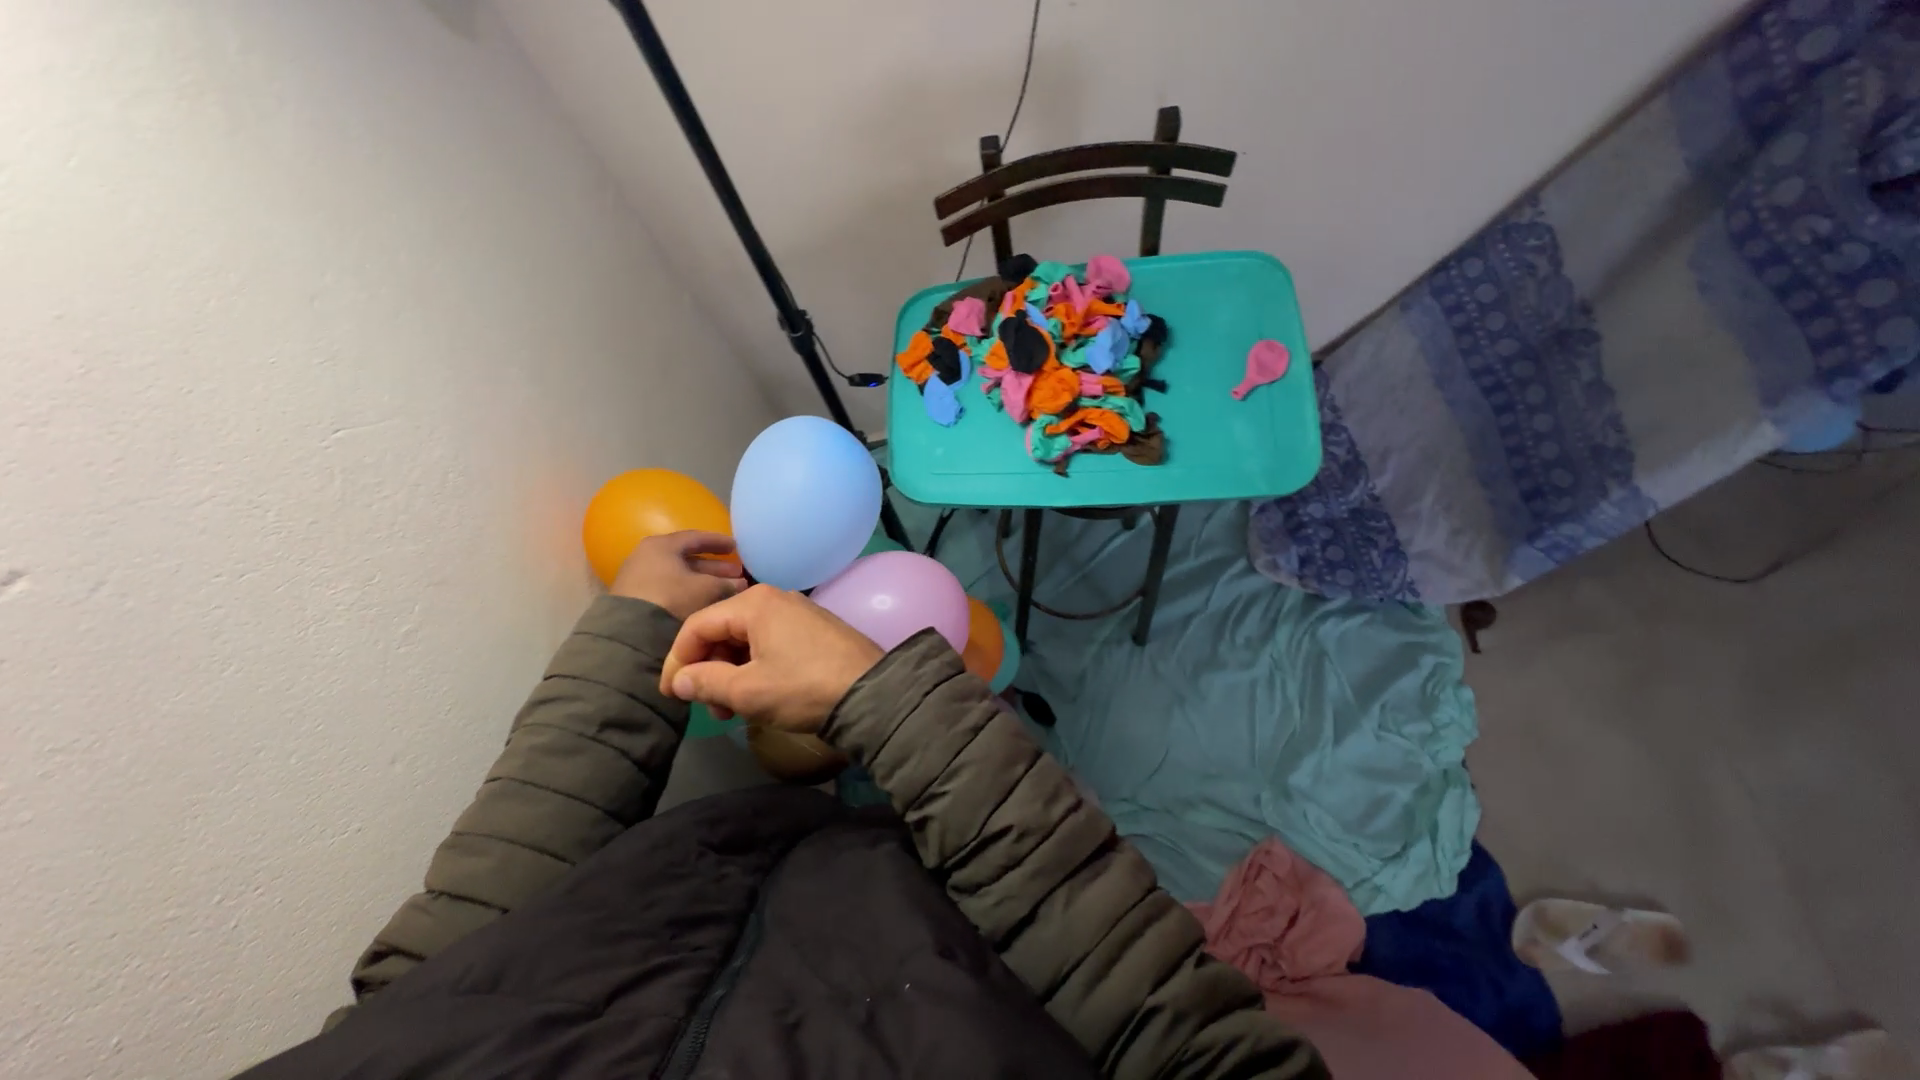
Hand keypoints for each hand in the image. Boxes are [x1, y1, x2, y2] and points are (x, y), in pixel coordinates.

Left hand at [609, 531, 745, 619]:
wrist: (631, 630)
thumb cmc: (672, 599)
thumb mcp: (706, 589)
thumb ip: (726, 583)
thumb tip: (741, 584)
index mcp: (662, 545)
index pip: (696, 537)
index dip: (719, 542)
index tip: (736, 546)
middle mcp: (648, 555)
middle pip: (688, 557)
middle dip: (714, 566)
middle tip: (736, 572)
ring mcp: (640, 576)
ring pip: (680, 574)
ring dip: (704, 580)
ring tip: (727, 588)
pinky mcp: (637, 597)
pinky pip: (670, 587)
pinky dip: (688, 591)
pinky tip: (704, 600)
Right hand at [659, 584, 884, 732]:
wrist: (873, 693)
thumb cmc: (805, 688)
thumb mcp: (749, 691)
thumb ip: (706, 682)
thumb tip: (678, 681)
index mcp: (754, 603)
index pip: (697, 625)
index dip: (677, 660)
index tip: (670, 693)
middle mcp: (775, 599)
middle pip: (722, 630)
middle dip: (708, 670)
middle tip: (708, 707)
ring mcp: (797, 613)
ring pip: (746, 640)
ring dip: (731, 673)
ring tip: (732, 710)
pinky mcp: (813, 630)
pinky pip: (769, 644)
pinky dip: (754, 668)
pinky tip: (757, 696)